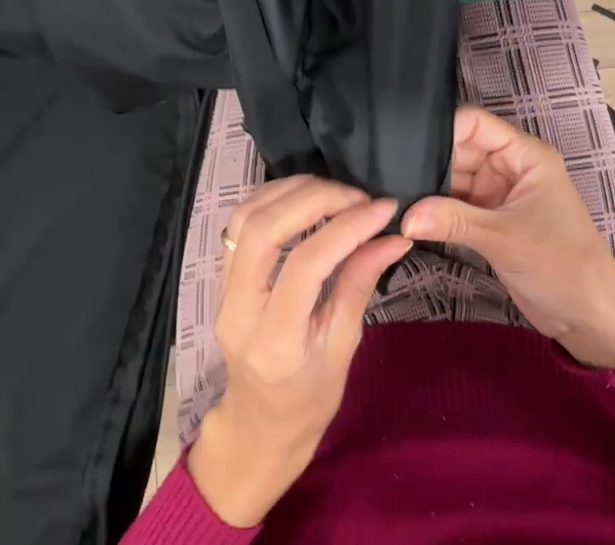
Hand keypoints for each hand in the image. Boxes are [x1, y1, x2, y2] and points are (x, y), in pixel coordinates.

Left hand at [187, 176, 411, 526]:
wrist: (259, 423)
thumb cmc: (309, 397)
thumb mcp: (344, 346)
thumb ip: (360, 285)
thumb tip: (394, 236)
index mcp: (274, 342)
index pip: (304, 265)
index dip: (346, 228)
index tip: (383, 209)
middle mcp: (238, 311)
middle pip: (263, 230)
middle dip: (314, 199)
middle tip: (359, 196)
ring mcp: (222, 292)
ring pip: (245, 218)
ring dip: (291, 192)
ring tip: (336, 192)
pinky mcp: (221, 277)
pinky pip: (240, 224)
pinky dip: (273, 199)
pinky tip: (307, 197)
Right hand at [402, 106, 614, 369]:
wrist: (589, 317)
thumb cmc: (561, 265)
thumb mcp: (504, 238)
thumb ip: (452, 221)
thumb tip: (403, 217)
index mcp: (526, 156)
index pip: (477, 124)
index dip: (443, 128)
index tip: (404, 143)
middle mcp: (511, 169)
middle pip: (461, 149)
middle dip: (429, 161)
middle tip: (389, 176)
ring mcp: (500, 196)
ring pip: (455, 179)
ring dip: (429, 189)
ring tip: (392, 195)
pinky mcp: (491, 222)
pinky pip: (456, 206)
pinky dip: (436, 211)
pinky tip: (407, 215)